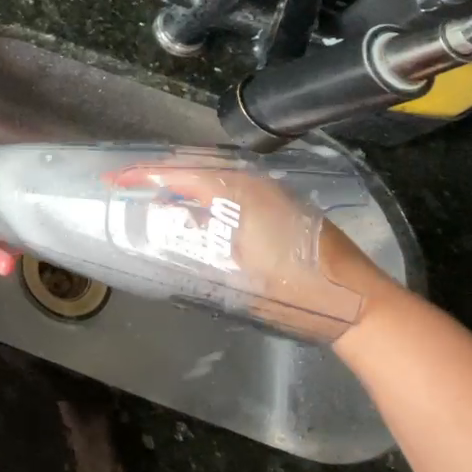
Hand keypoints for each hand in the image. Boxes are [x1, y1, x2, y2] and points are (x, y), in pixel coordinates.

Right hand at [110, 163, 389, 340]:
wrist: (358, 304)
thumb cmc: (293, 289)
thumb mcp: (232, 268)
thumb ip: (194, 237)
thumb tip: (161, 216)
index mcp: (238, 190)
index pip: (178, 172)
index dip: (142, 174)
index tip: (112, 178)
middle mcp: (254, 182)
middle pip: (195, 166)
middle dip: (158, 173)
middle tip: (127, 182)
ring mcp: (272, 193)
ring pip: (214, 176)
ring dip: (181, 182)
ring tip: (153, 193)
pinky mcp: (284, 208)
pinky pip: (231, 188)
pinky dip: (204, 192)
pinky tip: (195, 209)